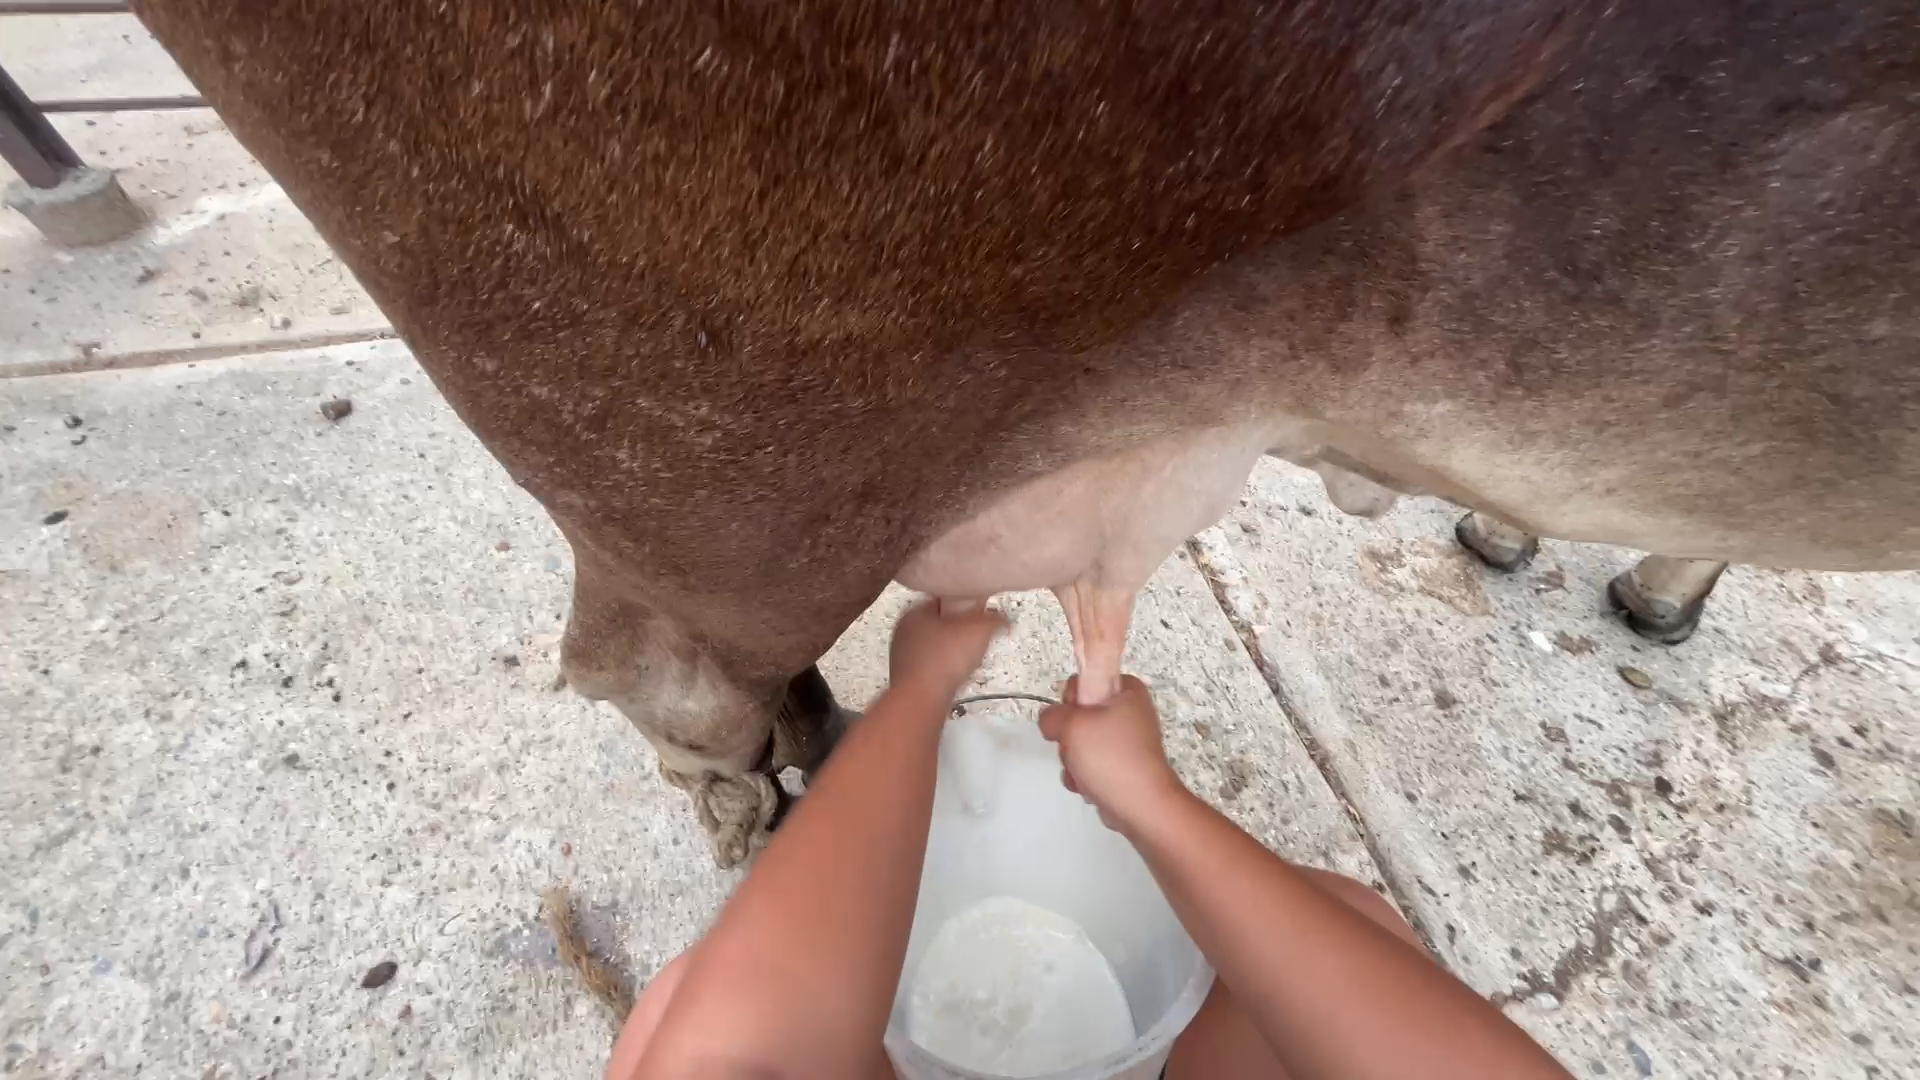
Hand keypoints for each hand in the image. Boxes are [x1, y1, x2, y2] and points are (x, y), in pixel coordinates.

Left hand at [888, 599, 1007, 705]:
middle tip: (978, 637)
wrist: (921, 700)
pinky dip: (945, 670)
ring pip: (935, 647)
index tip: (980, 614)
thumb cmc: (945, 658)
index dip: (964, 604)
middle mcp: (903, 630)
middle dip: (960, 630)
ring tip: (970, 660)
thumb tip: (1003, 618)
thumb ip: (994, 619)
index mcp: (915, 611)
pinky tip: (956, 677)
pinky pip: (931, 667)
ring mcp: (901, 656)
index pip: (943, 598)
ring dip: (953, 652)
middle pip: (939, 624)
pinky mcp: (906, 678)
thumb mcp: (979, 631)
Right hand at [1039, 675, 1184, 830]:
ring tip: (1082, 772)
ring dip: (1073, 759)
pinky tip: (1088, 786)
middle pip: (1079, 714)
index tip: (1073, 718)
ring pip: (1081, 741)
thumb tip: (1051, 722)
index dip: (1072, 700)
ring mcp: (1127, 740)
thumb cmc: (1111, 757)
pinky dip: (1084, 774)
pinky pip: (1091, 762)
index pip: (1085, 679)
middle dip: (1070, 737)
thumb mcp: (1072, 725)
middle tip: (1075, 748)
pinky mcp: (1123, 765)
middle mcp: (1130, 711)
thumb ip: (1051, 715)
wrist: (1142, 807)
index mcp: (1127, 690)